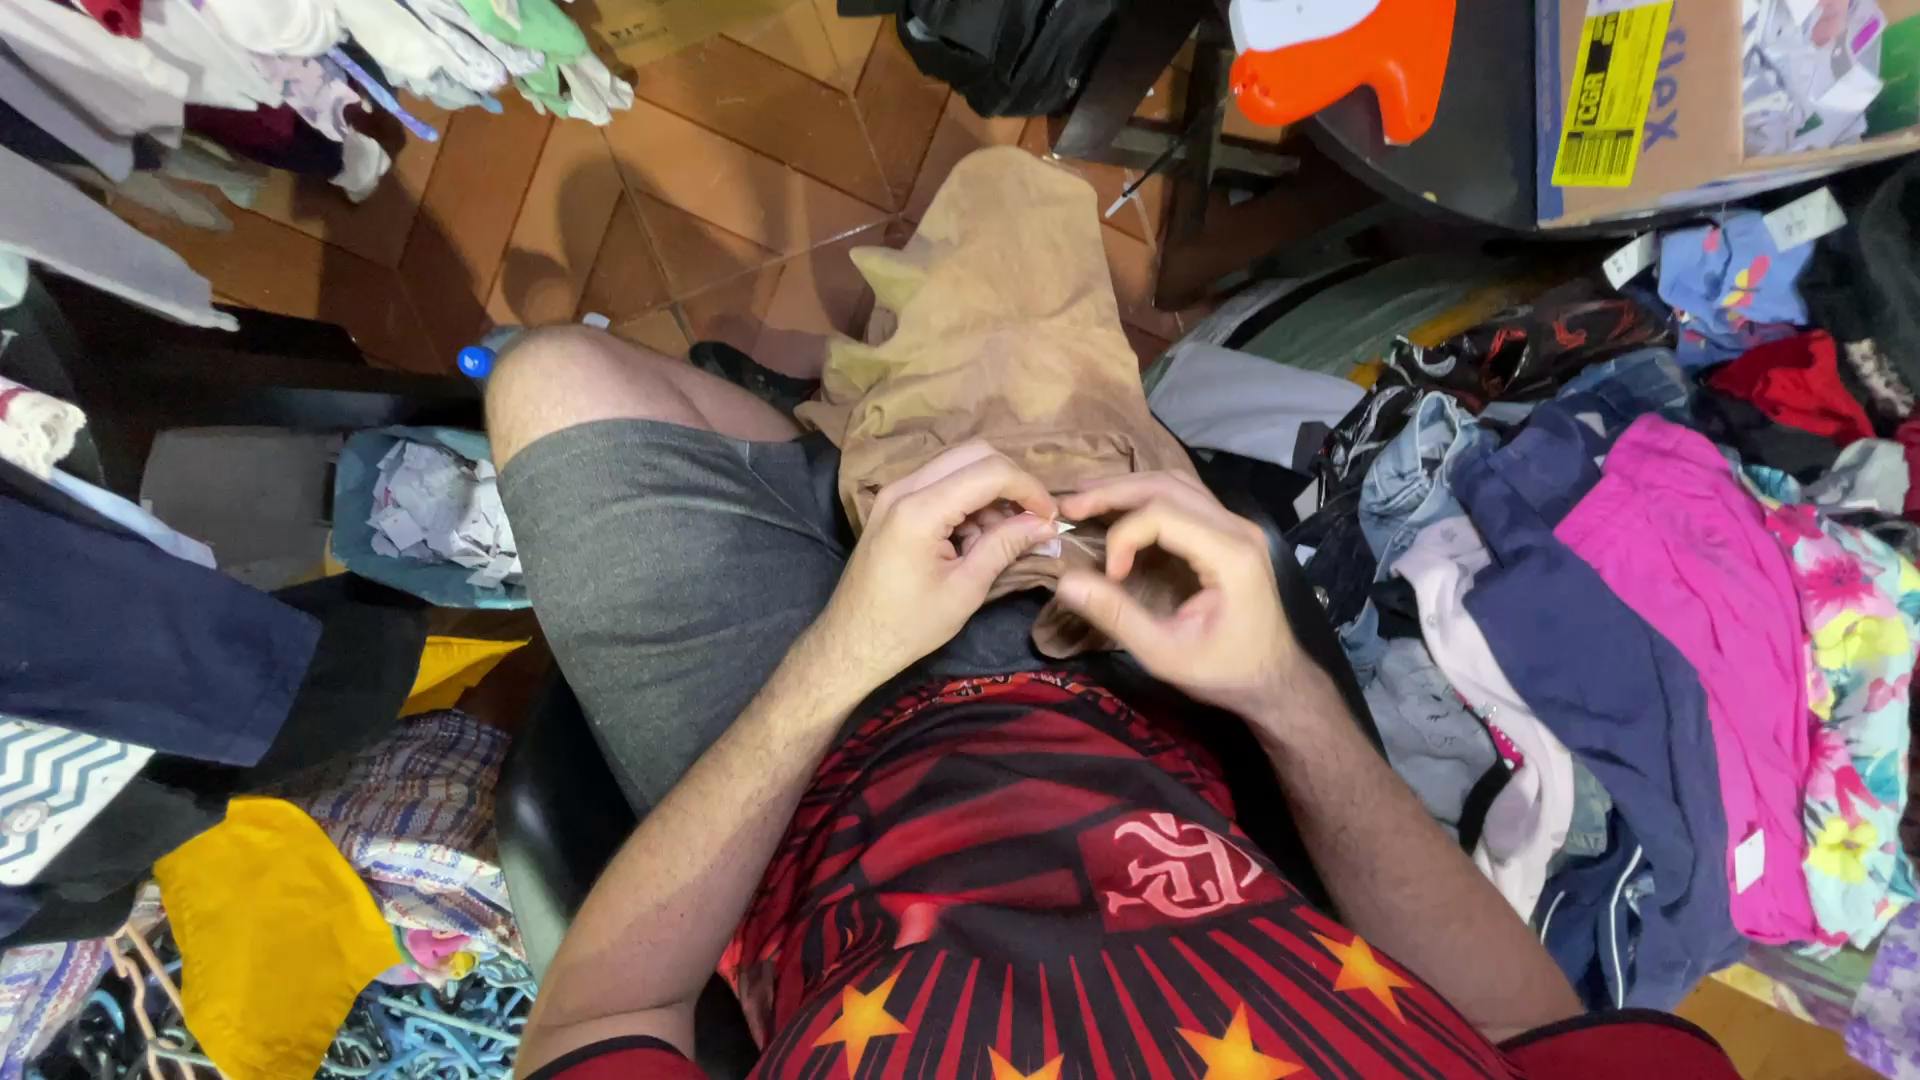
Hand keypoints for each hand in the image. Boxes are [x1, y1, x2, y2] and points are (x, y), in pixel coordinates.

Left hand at [808, 442, 1058, 689]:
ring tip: (1001, 537)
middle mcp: (904, 488)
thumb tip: (1047, 524)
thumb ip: (1005, 546)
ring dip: (989, 491)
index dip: (1029, 489)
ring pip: (957, 463)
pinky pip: (940, 481)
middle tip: (1031, 519)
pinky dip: (967, 498)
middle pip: (974, 454)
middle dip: (1010, 482)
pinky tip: (974, 537)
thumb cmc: (908, 626)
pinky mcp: (892, 503)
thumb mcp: (965, 589)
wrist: (851, 641)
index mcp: (920, 510)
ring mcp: (894, 492)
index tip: (1050, 517)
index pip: (990, 471)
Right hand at [1053, 472, 1313, 726]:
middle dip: (1113, 491)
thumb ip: (1116, 616)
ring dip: (1128, 487)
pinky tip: (1118, 506)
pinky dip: (1146, 496)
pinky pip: (1185, 497)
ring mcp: (1237, 526)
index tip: (1110, 576)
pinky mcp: (1229, 532)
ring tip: (1087, 495)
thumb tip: (1066, 583)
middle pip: (1167, 486)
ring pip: (1176, 483)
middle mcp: (1237, 528)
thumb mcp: (1164, 654)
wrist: (1273, 680)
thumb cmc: (1224, 671)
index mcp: (1230, 555)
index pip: (1162, 515)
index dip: (1123, 537)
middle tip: (1070, 504)